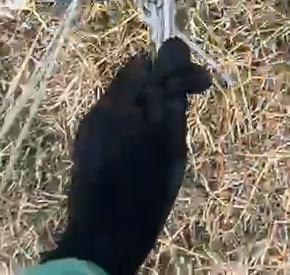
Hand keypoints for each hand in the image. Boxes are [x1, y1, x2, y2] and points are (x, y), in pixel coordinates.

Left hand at [42, 38, 210, 274]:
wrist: (103, 240)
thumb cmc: (146, 195)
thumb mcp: (172, 147)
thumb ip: (173, 97)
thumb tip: (175, 50)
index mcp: (125, 106)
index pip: (157, 64)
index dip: (182, 70)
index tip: (203, 85)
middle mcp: (104, 108)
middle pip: (144, 77)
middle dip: (168, 86)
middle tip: (188, 104)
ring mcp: (92, 122)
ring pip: (132, 94)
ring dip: (152, 103)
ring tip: (166, 128)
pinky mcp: (86, 137)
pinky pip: (118, 112)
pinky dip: (136, 117)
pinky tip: (145, 140)